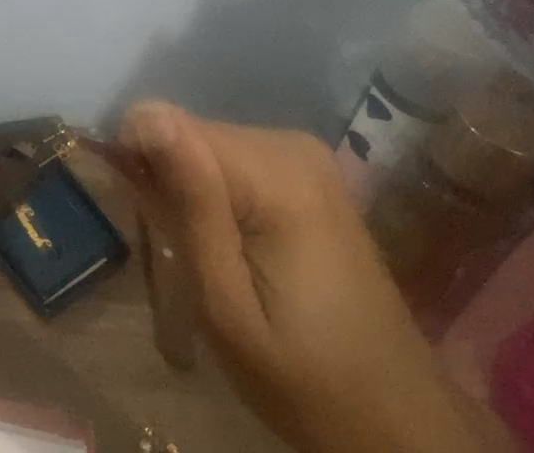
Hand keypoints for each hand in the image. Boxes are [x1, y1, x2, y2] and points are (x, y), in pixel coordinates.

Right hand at [121, 102, 511, 452]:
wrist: (396, 418)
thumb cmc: (302, 376)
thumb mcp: (225, 304)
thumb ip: (188, 203)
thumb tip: (144, 115)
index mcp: (277, 176)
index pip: (165, 122)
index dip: (137, 165)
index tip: (144, 222)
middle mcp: (293, 147)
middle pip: (186, 133)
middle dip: (164, 182)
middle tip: (178, 254)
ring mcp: (306, 158)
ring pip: (202, 145)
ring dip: (186, 193)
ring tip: (203, 256)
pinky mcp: (308, 174)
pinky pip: (230, 160)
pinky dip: (212, 196)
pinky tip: (227, 244)